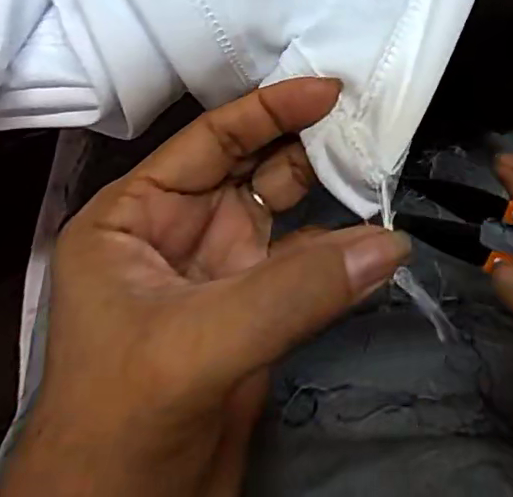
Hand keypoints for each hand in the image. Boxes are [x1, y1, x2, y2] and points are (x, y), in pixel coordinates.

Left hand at [0, 78, 411, 496]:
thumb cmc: (121, 423)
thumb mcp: (198, 345)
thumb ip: (295, 290)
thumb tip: (391, 242)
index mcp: (137, 215)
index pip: (212, 139)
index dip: (272, 108)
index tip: (332, 89)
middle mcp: (182, 227)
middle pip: (255, 162)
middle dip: (308, 138)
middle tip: (369, 118)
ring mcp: (223, 264)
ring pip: (287, 203)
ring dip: (332, 185)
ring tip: (383, 162)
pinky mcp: (259, 301)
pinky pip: (310, 254)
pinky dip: (346, 243)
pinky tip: (380, 236)